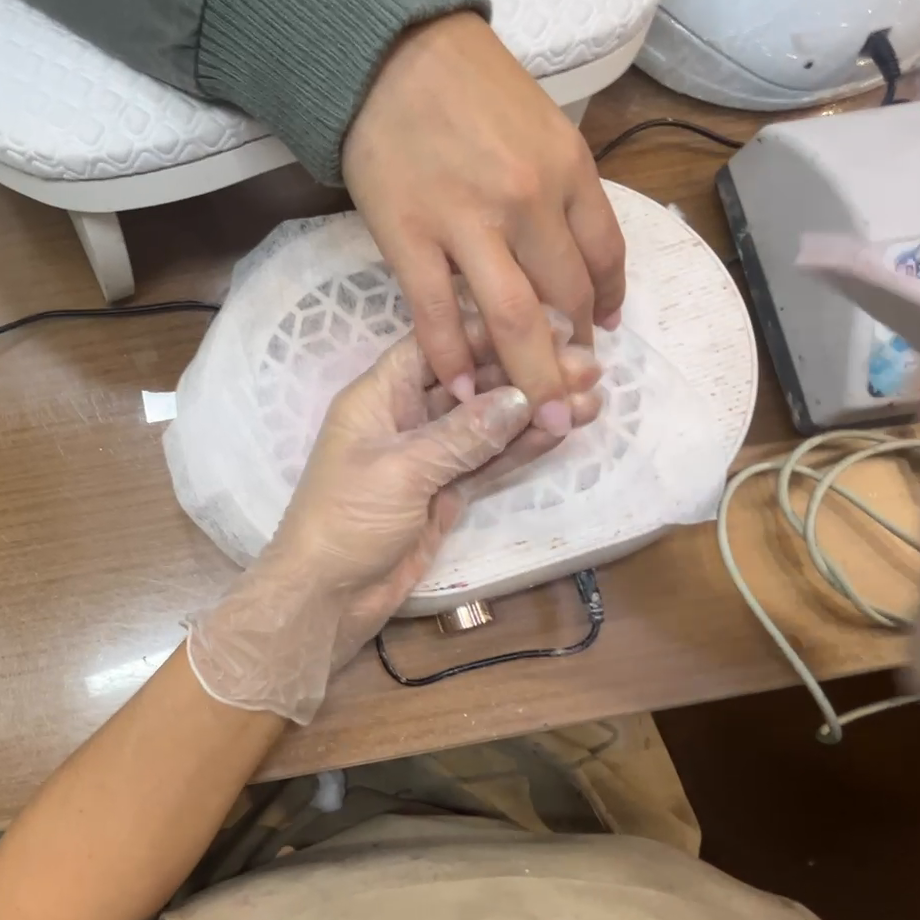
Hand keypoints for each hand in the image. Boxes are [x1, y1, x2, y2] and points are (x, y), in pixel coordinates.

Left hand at [185, 336, 599, 723]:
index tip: (550, 322)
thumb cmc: (346, 522)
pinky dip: (523, 447)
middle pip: (471, 380)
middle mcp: (405, 415)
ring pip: (489, 422)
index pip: (440, 344)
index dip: (491, 330)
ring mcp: (428, 455)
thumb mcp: (401, 470)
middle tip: (588, 366)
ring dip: (536, 409)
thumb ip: (461, 435)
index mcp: (380, 394)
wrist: (326, 596)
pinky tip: (562, 430)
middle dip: (525, 371)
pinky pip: (489, 460)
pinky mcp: (445, 490)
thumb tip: (524, 397)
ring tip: (592, 397)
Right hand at [342, 12, 623, 437]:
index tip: (597, 337)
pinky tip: (463, 391)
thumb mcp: (540, 125)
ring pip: (511, 320)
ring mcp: (467, 226)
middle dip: (572, 360)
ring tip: (531, 414)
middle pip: (564, 301)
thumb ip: (560, 187)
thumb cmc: (468, 89)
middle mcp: (528, 203)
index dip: (605, 307)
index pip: (603, 257)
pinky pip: (438, 316)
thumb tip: (568, 250)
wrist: (390, 63)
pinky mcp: (410, 243)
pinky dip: (453, 361)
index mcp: (567, 170)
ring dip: (526, 376)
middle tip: (570, 401)